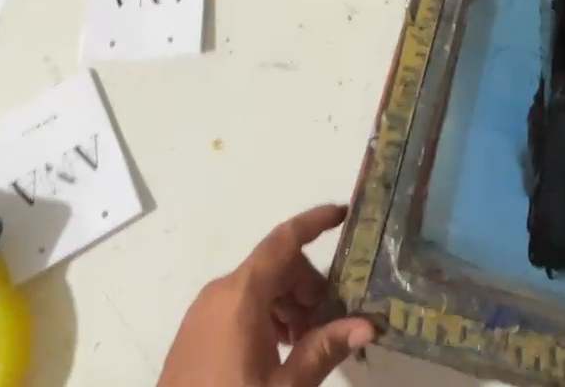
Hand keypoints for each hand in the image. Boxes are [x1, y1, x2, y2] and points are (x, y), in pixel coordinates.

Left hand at [156, 204, 375, 386]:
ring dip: (290, 303)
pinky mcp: (196, 331)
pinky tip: (280, 351)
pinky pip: (240, 305)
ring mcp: (204, 310)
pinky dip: (267, 315)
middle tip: (331, 321)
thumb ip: (325, 350)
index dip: (315, 222)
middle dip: (309, 284)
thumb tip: (368, 324)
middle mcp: (221, 290)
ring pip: (259, 287)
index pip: (284, 240)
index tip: (344, 213)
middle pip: (277, 266)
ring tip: (307, 343)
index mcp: (242, 294)